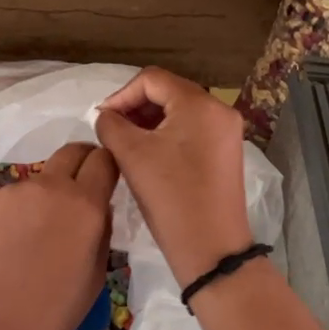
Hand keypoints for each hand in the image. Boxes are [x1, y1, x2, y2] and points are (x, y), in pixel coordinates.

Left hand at [0, 142, 118, 329]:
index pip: (104, 160)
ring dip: (46, 194)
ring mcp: (14, 190)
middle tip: (80, 188)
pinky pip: (12, 197)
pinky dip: (17, 211)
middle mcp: (50, 186)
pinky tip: (9, 243)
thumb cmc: (54, 311)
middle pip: (71, 152)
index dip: (107, 166)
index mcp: (85, 204)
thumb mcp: (98, 274)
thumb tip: (98, 207)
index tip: (106, 179)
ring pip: (40, 179)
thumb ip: (102, 229)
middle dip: (81, 162)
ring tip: (37, 234)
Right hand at [94, 67, 255, 292]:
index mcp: (199, 103)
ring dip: (149, 121)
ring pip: (179, 111)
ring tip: (126, 143)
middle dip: (135, 107)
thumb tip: (106, 116)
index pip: (151, 79)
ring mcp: (226, 132)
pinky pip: (191, 129)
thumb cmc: (170, 196)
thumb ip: (110, 124)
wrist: (211, 250)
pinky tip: (149, 155)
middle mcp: (219, 110)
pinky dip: (167, 134)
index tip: (102, 119)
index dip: (121, 95)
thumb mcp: (131, 154)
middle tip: (111, 130)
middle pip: (168, 92)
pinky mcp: (226, 152)